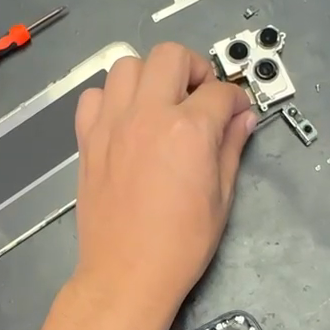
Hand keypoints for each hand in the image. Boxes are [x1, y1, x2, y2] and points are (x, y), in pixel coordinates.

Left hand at [70, 42, 256, 311]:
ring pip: (127, 65)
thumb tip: (242, 120)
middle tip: (200, 97)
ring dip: (150, 76)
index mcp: (188, 130)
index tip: (236, 114)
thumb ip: (231, 149)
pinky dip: (110, 99)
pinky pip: (93, 97)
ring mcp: (112, 124)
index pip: (220, 91)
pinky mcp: (87, 140)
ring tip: (161, 103)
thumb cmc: (180, 245)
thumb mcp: (221, 198)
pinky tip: (125, 120)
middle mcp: (148, 115)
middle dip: (194, 69)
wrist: (127, 274)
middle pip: (171, 56)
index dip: (235, 100)